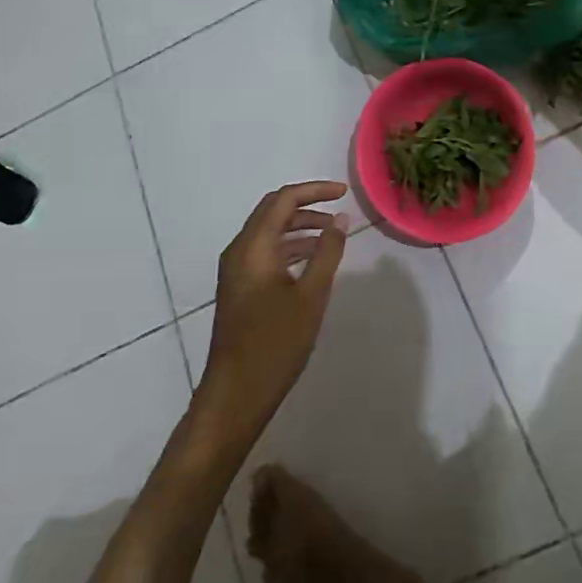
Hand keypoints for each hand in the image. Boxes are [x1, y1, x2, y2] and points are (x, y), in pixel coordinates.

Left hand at [204, 181, 350, 408]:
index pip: (283, 200)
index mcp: (253, 248)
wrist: (236, 392)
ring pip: (269, 232)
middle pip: (272, 211)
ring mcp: (236, 271)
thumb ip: (328, 252)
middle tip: (340, 208)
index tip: (345, 193)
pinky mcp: (240, 287)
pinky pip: (266, 252)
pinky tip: (314, 261)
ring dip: (301, 227)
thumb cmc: (276, 342)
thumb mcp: (312, 294)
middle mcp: (239, 252)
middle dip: (307, 204)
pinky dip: (291, 246)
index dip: (315, 190)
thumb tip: (340, 219)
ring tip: (333, 236)